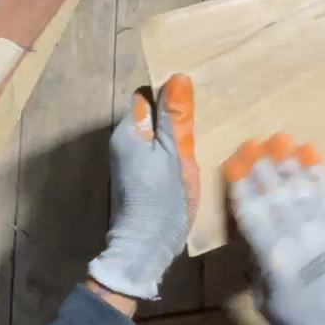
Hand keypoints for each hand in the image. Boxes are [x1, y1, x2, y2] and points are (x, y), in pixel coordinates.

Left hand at [86, 75, 198, 300]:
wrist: (146, 247)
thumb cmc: (163, 196)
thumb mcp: (175, 151)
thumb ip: (175, 116)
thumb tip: (177, 77)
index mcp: (128, 132)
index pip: (145, 97)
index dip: (167, 95)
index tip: (192, 100)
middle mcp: (123, 144)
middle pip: (150, 116)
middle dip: (173, 116)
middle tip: (201, 118)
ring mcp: (128, 164)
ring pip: (154, 136)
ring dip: (174, 136)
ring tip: (199, 138)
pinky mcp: (137, 180)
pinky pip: (155, 155)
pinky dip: (170, 154)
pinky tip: (188, 161)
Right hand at [225, 135, 324, 324]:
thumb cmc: (302, 324)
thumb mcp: (266, 302)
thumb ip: (257, 266)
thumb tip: (251, 238)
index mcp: (274, 259)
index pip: (252, 213)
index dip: (241, 187)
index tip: (233, 166)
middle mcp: (298, 237)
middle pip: (276, 193)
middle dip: (263, 167)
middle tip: (253, 146)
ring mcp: (324, 229)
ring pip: (302, 188)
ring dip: (289, 164)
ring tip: (280, 142)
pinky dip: (320, 174)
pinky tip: (312, 159)